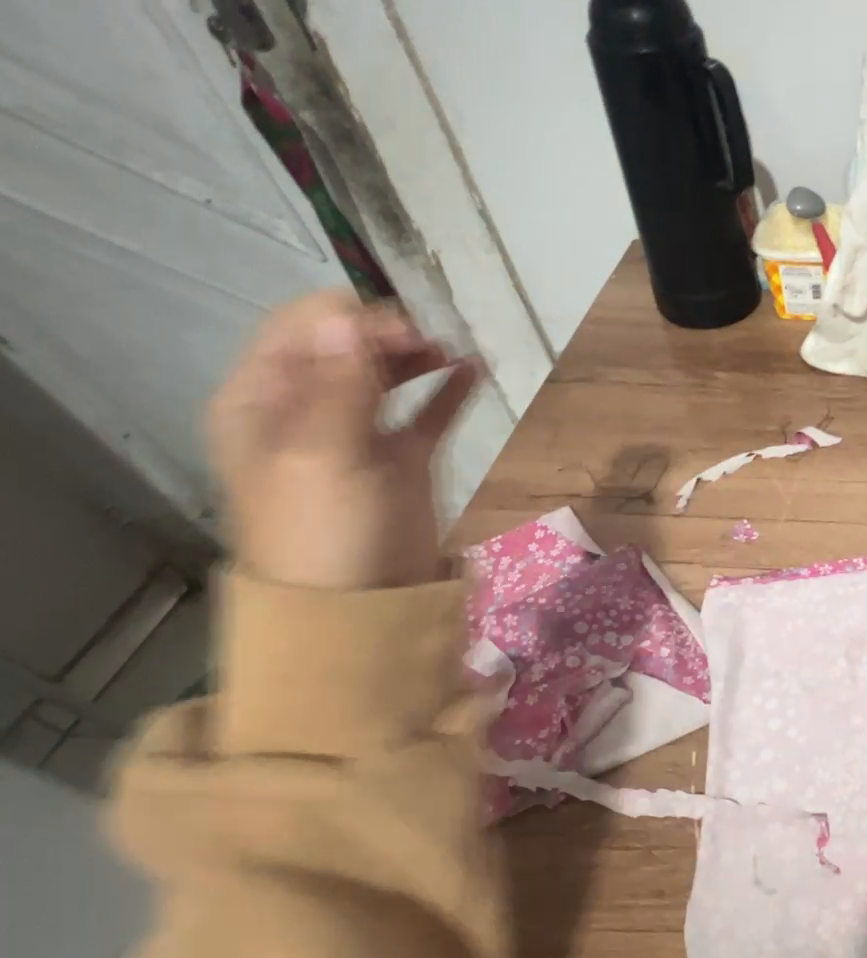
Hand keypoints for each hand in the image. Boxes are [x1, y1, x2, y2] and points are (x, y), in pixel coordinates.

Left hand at [207, 291, 477, 589]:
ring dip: (421, 356)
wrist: (361, 606)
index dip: (350, 319)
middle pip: (346, 347)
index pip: (301, 330)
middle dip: (389, 334)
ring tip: (457, 350)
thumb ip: (338, 384)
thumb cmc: (326, 530)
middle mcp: (306, 409)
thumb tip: (347, 315)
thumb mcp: (323, 454)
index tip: (403, 330)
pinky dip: (449, 390)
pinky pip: (427, 413)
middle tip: (434, 342)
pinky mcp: (403, 460)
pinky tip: (476, 371)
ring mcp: (358, 434)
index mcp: (264, 401)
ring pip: (388, 375)